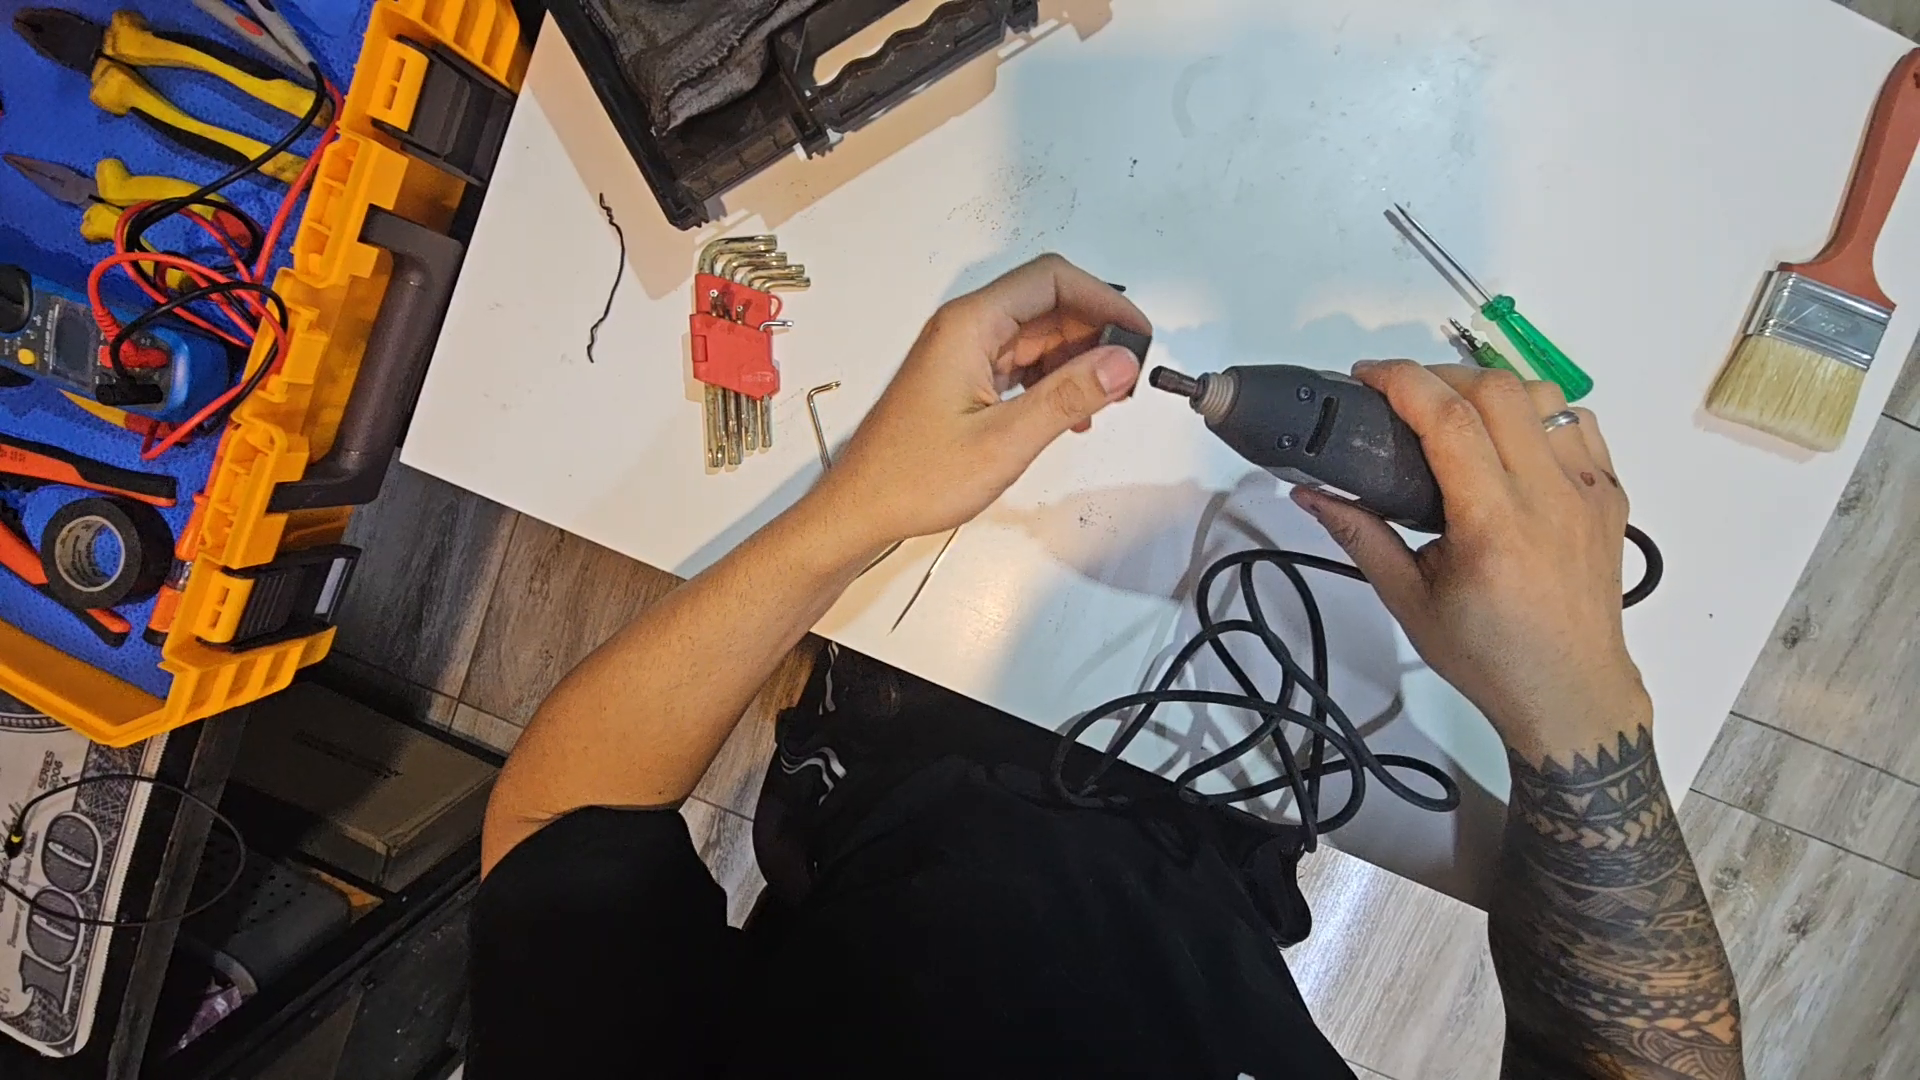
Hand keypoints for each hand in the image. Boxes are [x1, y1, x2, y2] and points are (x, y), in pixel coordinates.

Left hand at [813, 254, 1149, 546]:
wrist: (863, 508)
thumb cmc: (915, 477)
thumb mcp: (1004, 441)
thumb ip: (1067, 396)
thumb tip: (1121, 361)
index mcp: (970, 325)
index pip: (1051, 280)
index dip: (1103, 299)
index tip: (1136, 334)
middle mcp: (965, 329)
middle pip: (1046, 304)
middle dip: (1093, 333)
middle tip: (1125, 376)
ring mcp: (962, 354)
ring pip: (1035, 336)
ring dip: (1074, 362)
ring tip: (1100, 402)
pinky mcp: (962, 379)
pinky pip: (1019, 364)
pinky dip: (1050, 382)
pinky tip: (1067, 414)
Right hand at [1291, 361, 1648, 761]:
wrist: (1571, 692)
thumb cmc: (1481, 652)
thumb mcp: (1405, 597)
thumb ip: (1358, 535)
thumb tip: (1308, 492)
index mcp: (1494, 522)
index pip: (1451, 421)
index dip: (1404, 381)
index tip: (1365, 375)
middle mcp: (1551, 494)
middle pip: (1500, 390)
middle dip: (1438, 373)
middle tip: (1394, 393)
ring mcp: (1590, 489)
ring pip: (1544, 396)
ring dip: (1487, 387)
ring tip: (1445, 411)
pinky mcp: (1610, 494)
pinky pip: (1575, 423)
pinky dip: (1530, 411)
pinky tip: (1500, 439)